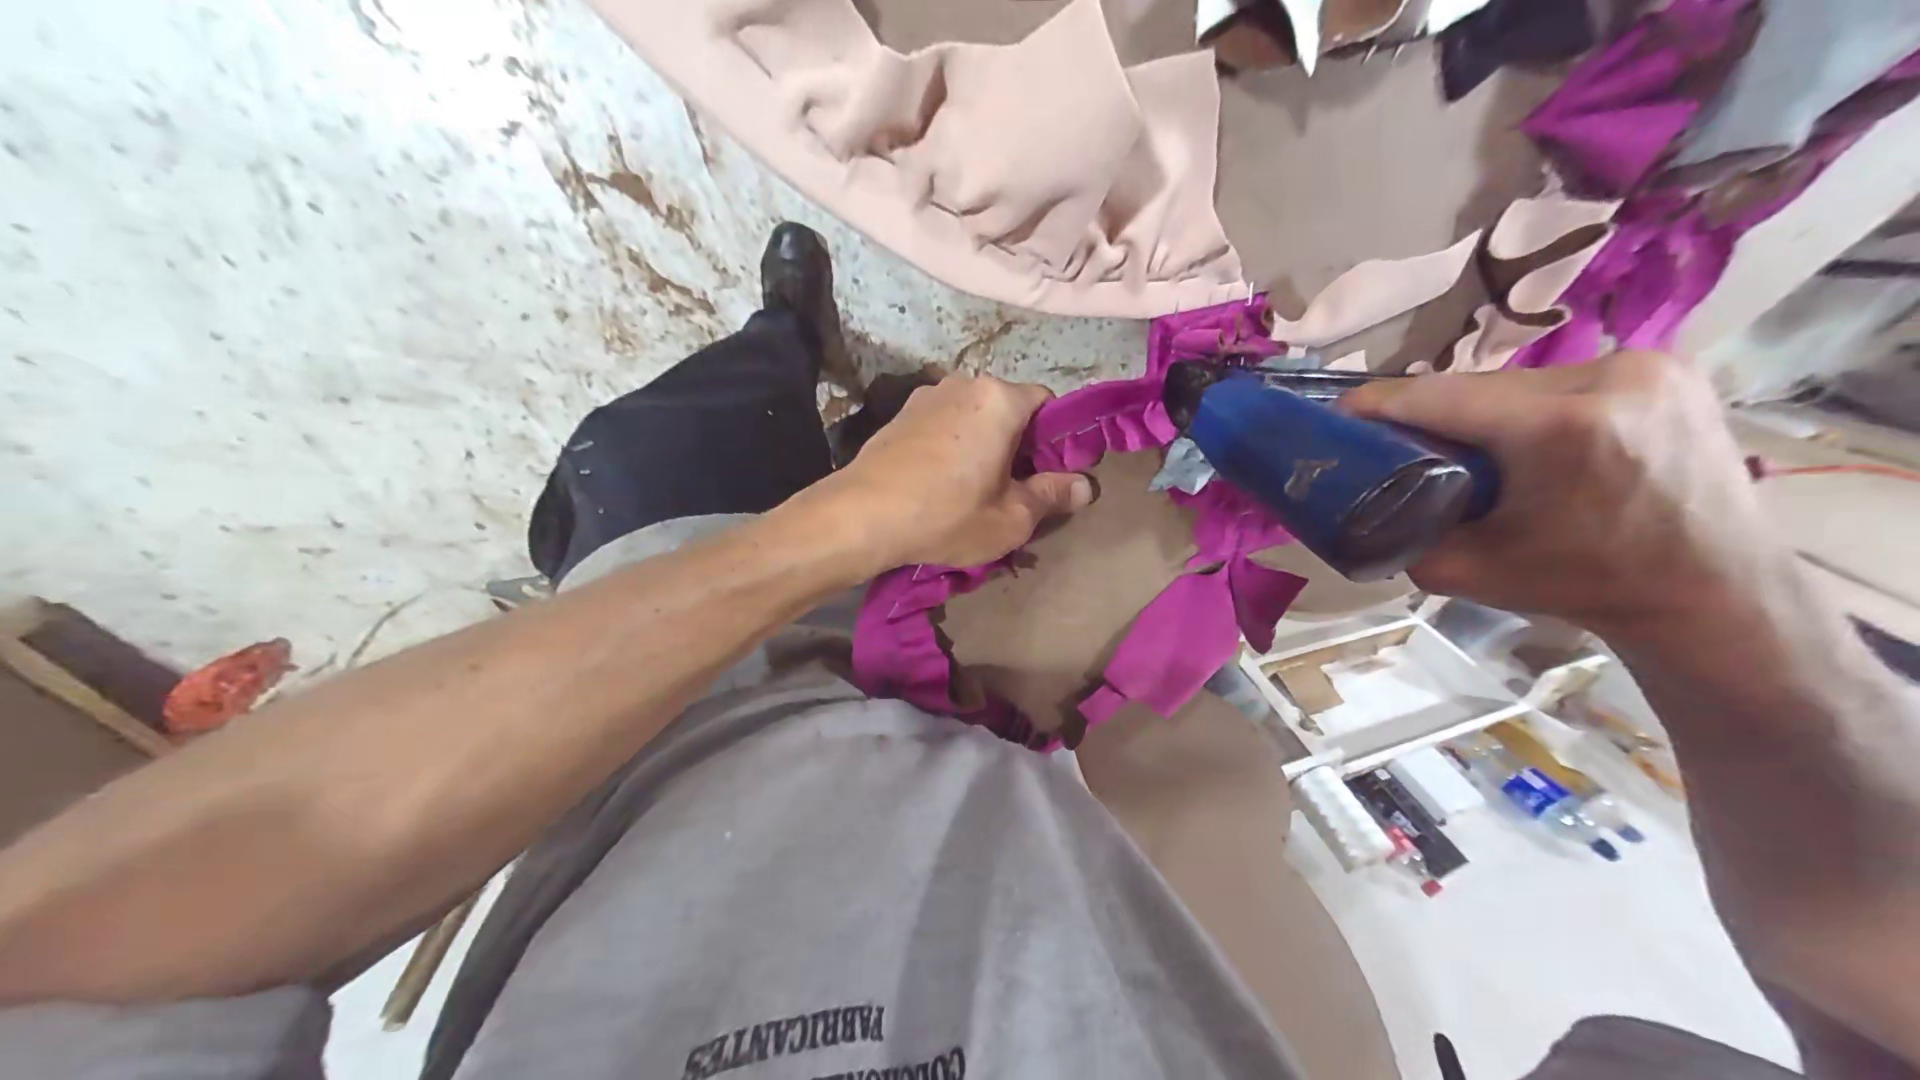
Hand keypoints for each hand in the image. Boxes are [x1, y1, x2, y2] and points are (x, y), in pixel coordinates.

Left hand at [810, 375, 1094, 569]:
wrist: (860, 517)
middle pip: (1008, 408)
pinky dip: (952, 446)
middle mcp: (963, 384)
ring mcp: (926, 396)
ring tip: (973, 489)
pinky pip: (943, 425)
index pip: (1047, 402)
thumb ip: (1052, 495)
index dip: (1055, 439)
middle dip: (1018, 443)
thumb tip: (1085, 485)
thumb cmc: (946, 515)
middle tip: (1013, 489)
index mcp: (999, 398)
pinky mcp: (899, 415)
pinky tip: (940, 483)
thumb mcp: (1011, 518)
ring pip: (973, 417)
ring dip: (983, 445)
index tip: (1048, 474)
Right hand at [1340, 351, 1782, 637]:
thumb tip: (1359, 504)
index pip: (1436, 397)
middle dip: (1424, 414)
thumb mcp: (1465, 571)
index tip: (1335, 415)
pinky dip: (1520, 406)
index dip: (1376, 405)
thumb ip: (1401, 532)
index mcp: (1559, 429)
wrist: (1714, 592)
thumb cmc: (1587, 586)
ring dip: (1472, 410)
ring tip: (1453, 446)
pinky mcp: (1664, 368)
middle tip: (1391, 445)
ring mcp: (1645, 366)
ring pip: (1514, 381)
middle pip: (1474, 386)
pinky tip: (1514, 438)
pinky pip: (1557, 381)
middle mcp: (1607, 378)